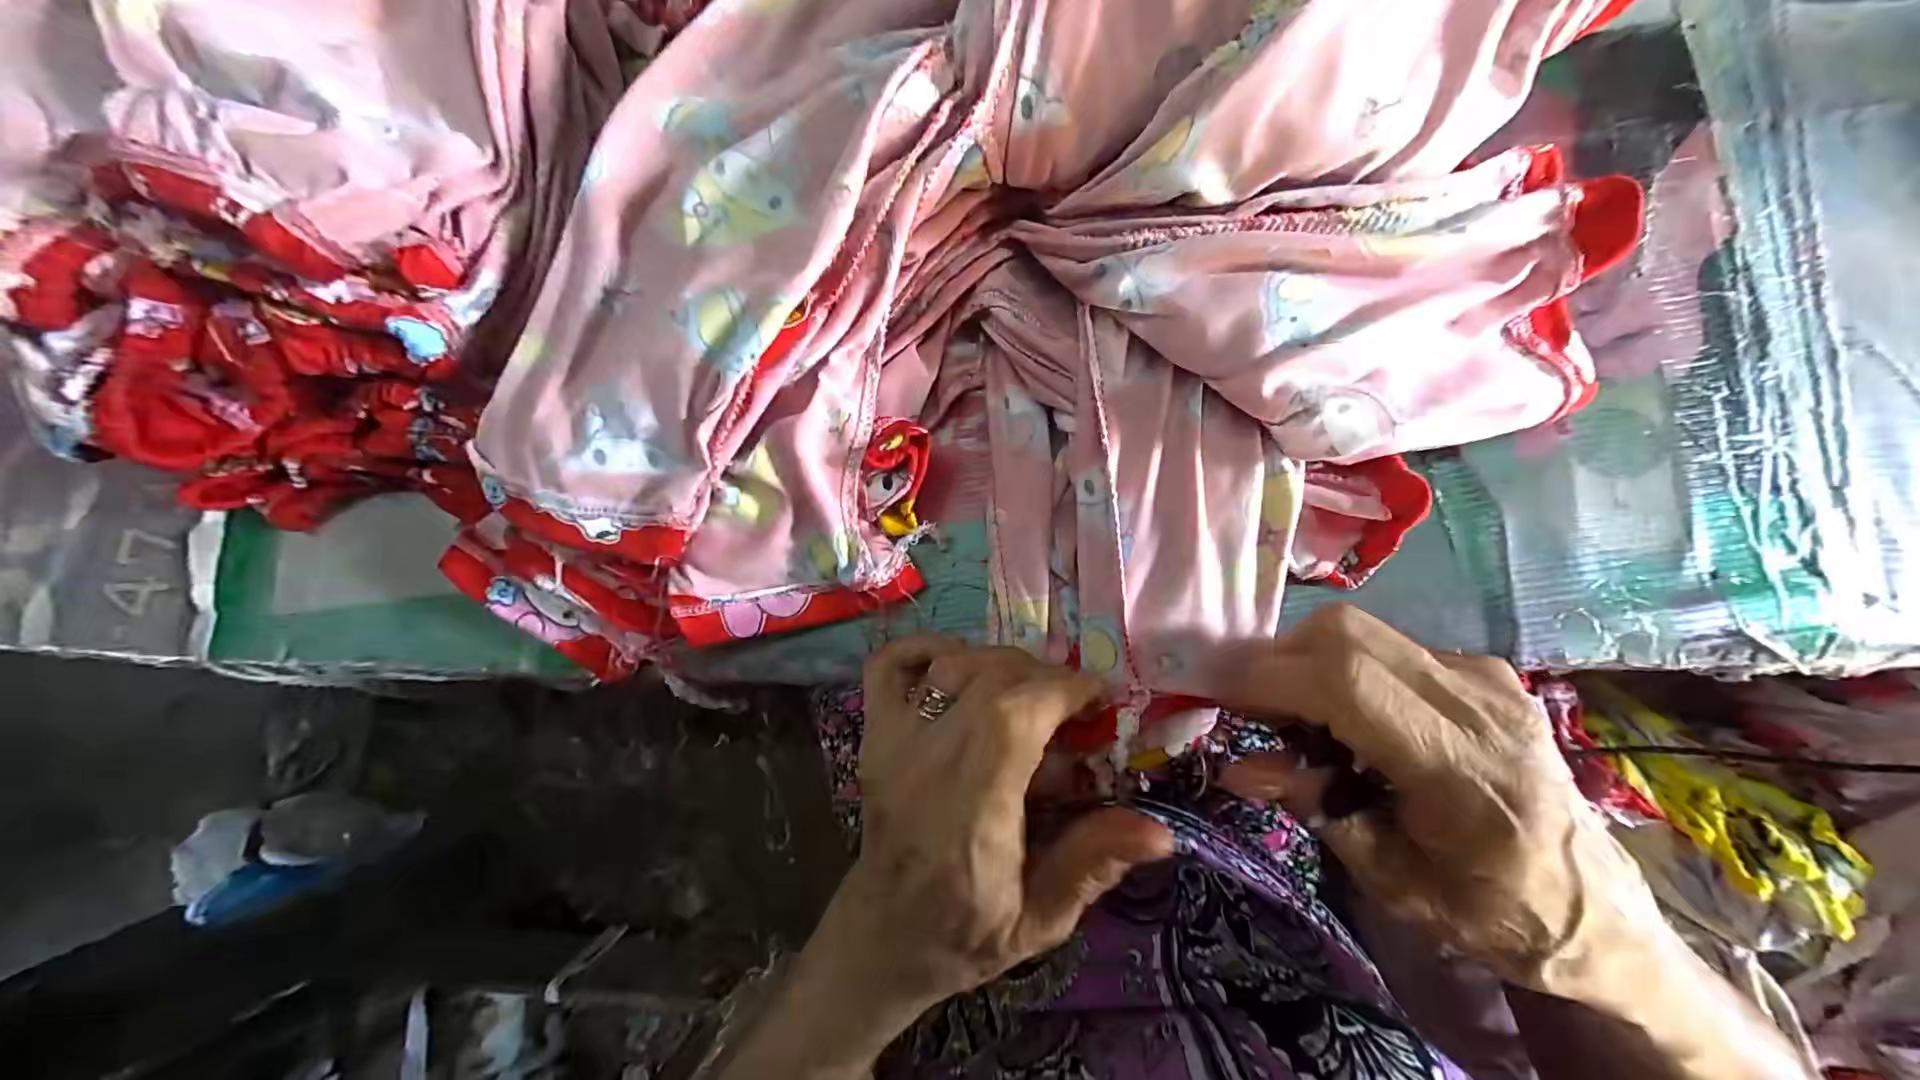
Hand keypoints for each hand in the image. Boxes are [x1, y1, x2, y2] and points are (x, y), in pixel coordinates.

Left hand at [718, 639, 1171, 1079]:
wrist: (883, 935)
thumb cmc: (965, 932)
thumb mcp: (1041, 919)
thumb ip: (1091, 865)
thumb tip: (1160, 832)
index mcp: (969, 812)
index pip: (1013, 716)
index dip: (1062, 690)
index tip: (1099, 699)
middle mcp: (924, 763)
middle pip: (988, 678)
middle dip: (1045, 676)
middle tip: (1073, 704)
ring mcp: (891, 742)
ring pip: (951, 664)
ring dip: (1002, 664)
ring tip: (1030, 693)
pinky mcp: (873, 733)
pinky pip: (891, 664)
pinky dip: (930, 649)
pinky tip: (963, 668)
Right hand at [1215, 604, 1634, 989]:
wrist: (1602, 914)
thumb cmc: (1495, 913)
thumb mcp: (1392, 880)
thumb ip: (1314, 809)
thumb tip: (1236, 768)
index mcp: (1463, 768)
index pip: (1345, 683)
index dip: (1267, 680)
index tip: (1218, 699)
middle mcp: (1478, 703)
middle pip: (1344, 634)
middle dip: (1277, 661)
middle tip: (1253, 710)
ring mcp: (1486, 677)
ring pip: (1359, 629)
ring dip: (1304, 660)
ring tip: (1295, 714)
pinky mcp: (1484, 670)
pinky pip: (1385, 643)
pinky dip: (1340, 666)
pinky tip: (1346, 714)